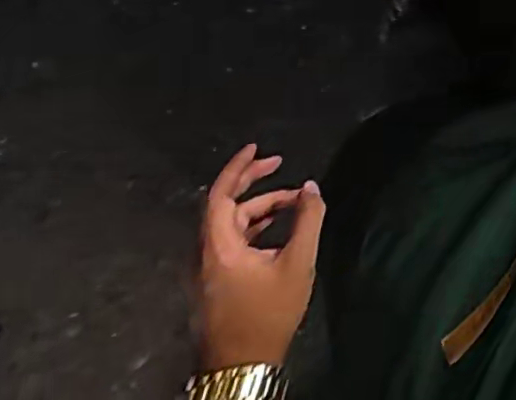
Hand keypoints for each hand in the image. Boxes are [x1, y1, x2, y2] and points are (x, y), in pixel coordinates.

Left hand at [195, 145, 325, 370]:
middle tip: (279, 163)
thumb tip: (310, 187)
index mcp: (219, 248)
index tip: (256, 148)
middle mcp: (205, 255)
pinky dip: (255, 225)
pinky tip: (279, 226)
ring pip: (230, 224)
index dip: (237, 169)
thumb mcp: (298, 262)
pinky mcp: (215, 282)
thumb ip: (308, 219)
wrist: (242, 367)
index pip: (219, 197)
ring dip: (260, 206)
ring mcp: (207, 271)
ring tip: (294, 201)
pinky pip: (231, 240)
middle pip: (223, 206)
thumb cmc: (268, 313)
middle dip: (251, 181)